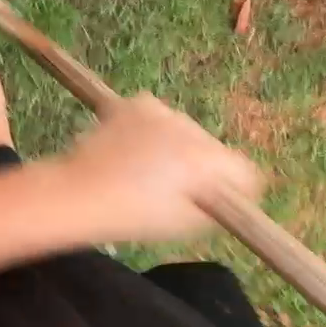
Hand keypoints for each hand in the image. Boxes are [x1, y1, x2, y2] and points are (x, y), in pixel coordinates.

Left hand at [55, 94, 266, 242]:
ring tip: (150, 170)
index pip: (245, 172)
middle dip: (204, 166)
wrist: (80, 190)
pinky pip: (159, 117)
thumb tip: (223, 200)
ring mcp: (161, 111)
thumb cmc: (133, 214)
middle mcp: (190, 128)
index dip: (237, 189)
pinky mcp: (137, 103)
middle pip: (214, 149)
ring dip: (178, 146)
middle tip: (176, 187)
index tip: (221, 200)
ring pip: (187, 132)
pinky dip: (153, 130)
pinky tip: (135, 148)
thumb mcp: (184, 223)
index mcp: (207, 160)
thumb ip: (215, 209)